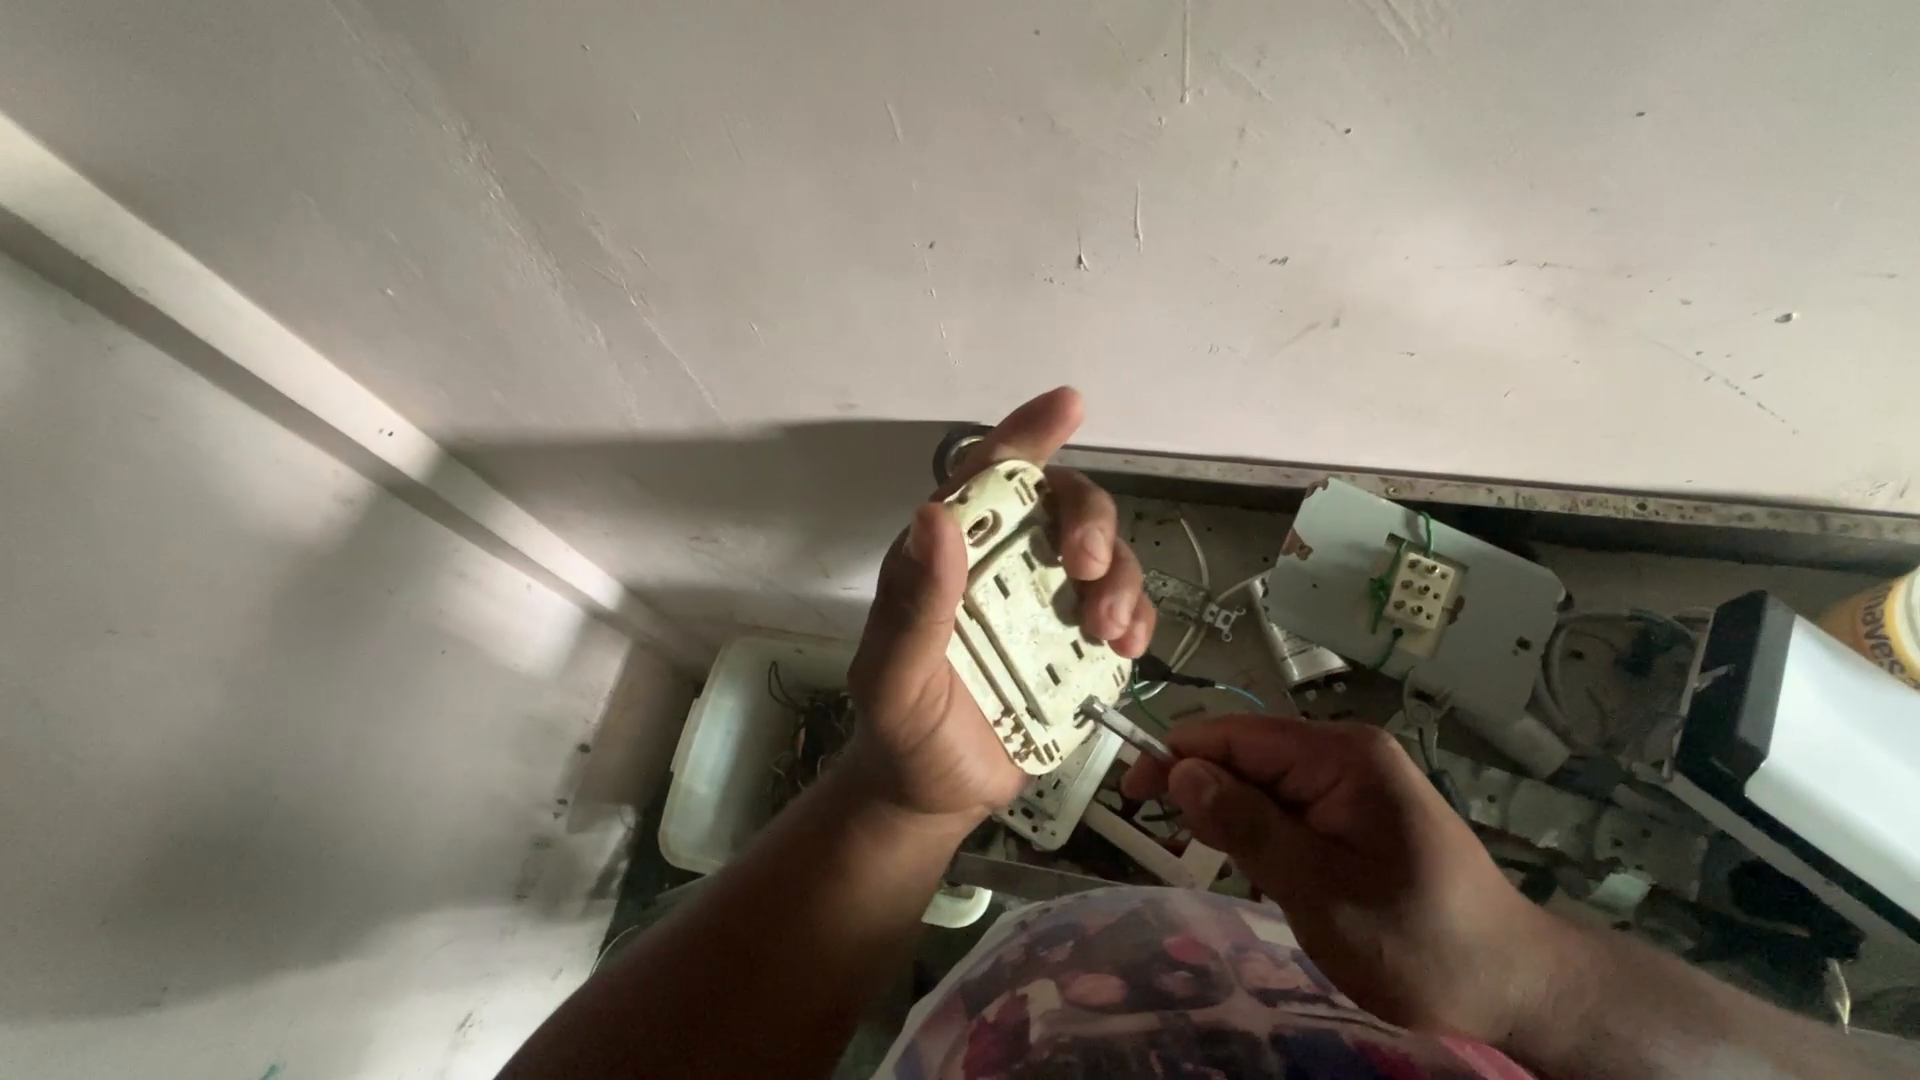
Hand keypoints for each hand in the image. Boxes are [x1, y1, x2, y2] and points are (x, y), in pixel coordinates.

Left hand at [844, 387, 1155, 826]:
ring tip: (1109, 628)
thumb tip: (936, 515)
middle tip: (1089, 566)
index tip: (1067, 405)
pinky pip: (1124, 609)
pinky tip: (1127, 646)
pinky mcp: (1079, 643)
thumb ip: (912, 604)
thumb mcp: (894, 676)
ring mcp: (1046, 602)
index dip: (1025, 435)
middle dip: (1088, 519)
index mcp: (949, 556)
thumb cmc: (904, 730)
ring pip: (1105, 554)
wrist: (935, 792)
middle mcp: (1003, 564)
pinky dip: (1137, 616)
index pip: (985, 476)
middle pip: (1061, 505)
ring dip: (1121, 576)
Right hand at [1122, 715, 1567, 1043]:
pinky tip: (1255, 862)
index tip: (1132, 793)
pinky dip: (1257, 827)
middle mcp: (1343, 752)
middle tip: (1169, 839)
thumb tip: (1180, 771)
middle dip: (1200, 788)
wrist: (1517, 987)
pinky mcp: (1352, 807)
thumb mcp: (1319, 889)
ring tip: (1218, 859)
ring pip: (1259, 779)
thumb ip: (1246, 825)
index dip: (1176, 755)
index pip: (1234, 735)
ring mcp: (1350, 779)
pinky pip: (1284, 802)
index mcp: (1339, 755)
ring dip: (1228, 812)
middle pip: (1244, 753)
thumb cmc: (1417, 940)